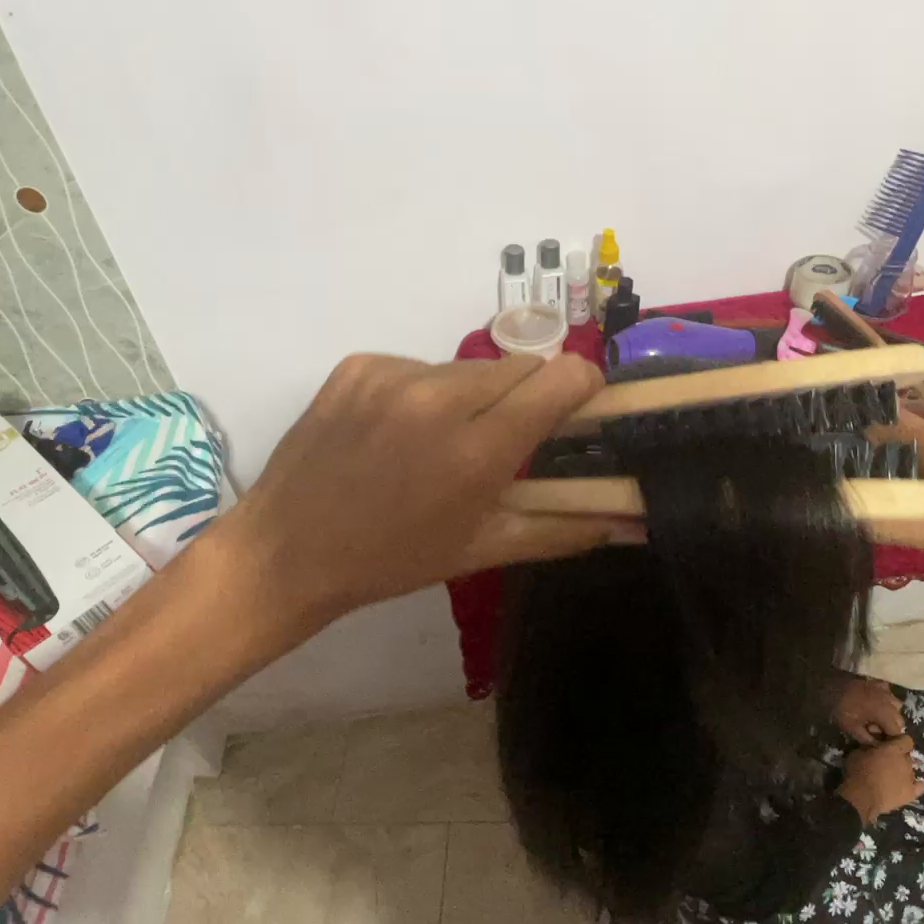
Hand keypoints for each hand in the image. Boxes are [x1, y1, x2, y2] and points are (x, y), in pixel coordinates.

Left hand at [213, 354, 637, 631]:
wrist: (288, 549)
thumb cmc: (394, 560)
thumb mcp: (483, 551)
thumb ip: (566, 530)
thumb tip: (634, 524)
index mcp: (478, 451)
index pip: (563, 378)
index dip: (582, 389)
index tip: (575, 411)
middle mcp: (439, 398)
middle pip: (521, 367)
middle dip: (525, 397)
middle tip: (499, 442)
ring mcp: (392, 374)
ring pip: (468, 367)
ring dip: (472, 397)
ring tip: (437, 444)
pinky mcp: (358, 363)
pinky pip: (418, 365)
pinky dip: (422, 393)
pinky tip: (395, 433)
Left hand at [835, 675, 904, 743]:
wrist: (830, 685)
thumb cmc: (841, 709)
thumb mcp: (852, 729)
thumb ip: (868, 740)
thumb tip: (879, 746)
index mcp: (886, 714)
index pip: (897, 732)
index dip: (890, 739)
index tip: (879, 741)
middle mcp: (891, 702)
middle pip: (899, 720)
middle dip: (890, 727)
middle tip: (873, 729)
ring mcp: (886, 690)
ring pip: (896, 706)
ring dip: (890, 713)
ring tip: (874, 716)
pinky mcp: (879, 682)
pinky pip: (889, 693)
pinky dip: (885, 699)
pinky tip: (874, 701)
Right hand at [837, 735, 923, 824]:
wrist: (862, 797)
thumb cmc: (857, 772)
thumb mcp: (857, 753)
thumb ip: (870, 747)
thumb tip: (874, 747)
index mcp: (893, 749)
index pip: (906, 740)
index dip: (899, 741)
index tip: (890, 744)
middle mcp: (906, 762)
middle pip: (907, 756)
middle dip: (899, 757)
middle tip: (886, 762)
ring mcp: (910, 778)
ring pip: (911, 770)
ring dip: (903, 771)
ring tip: (892, 777)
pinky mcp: (911, 793)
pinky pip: (920, 786)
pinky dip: (916, 784)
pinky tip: (908, 785)